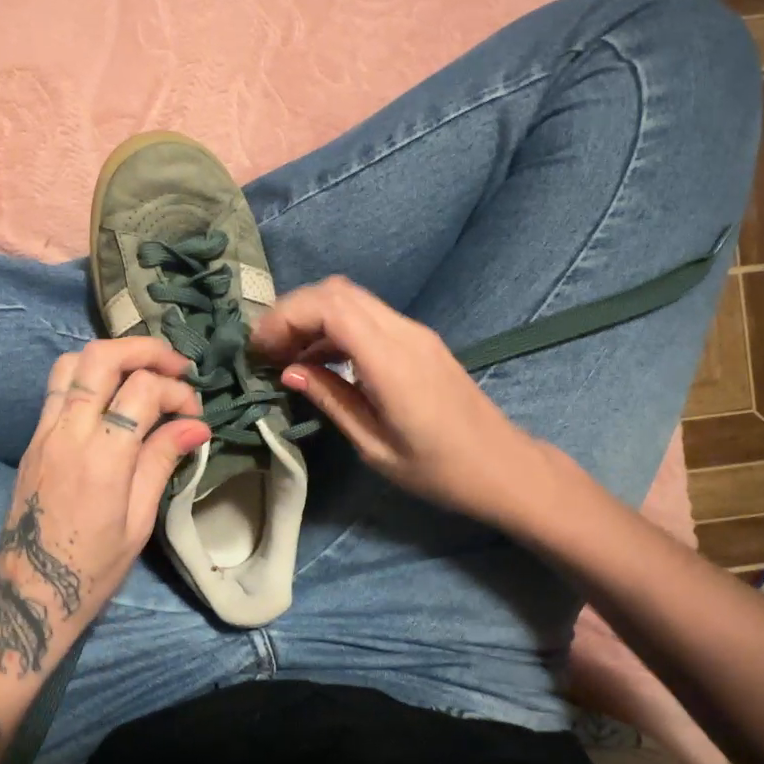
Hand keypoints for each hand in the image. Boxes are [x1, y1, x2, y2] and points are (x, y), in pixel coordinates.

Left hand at [0, 338, 210, 636]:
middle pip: (100, 357)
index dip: (175, 390)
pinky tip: (112, 396)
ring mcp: (44, 432)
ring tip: (141, 372)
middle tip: (174, 365)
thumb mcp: (138, 521)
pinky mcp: (32, 439)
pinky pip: (57, 387)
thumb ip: (161, 462)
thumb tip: (196, 425)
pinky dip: (88, 376)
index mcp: (102, 457)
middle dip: (143, 350)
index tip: (194, 412)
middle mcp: (68, 432)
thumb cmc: (93, 567)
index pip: (141, 390)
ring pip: (71, 362)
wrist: (31, 590)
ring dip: (111, 356)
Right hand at [251, 276, 559, 528]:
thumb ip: (332, 400)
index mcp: (392, 362)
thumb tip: (290, 372)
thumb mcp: (375, 447)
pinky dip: (334, 327)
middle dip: (292, 312)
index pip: (331, 308)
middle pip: (337, 292)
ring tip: (285, 356)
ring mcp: (414, 333)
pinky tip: (319, 360)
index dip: (286, 317)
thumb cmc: (439, 470)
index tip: (258, 347)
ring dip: (312, 317)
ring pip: (351, 299)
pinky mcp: (418, 341)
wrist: (504, 467)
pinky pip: (367, 317)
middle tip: (266, 349)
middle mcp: (404, 334)